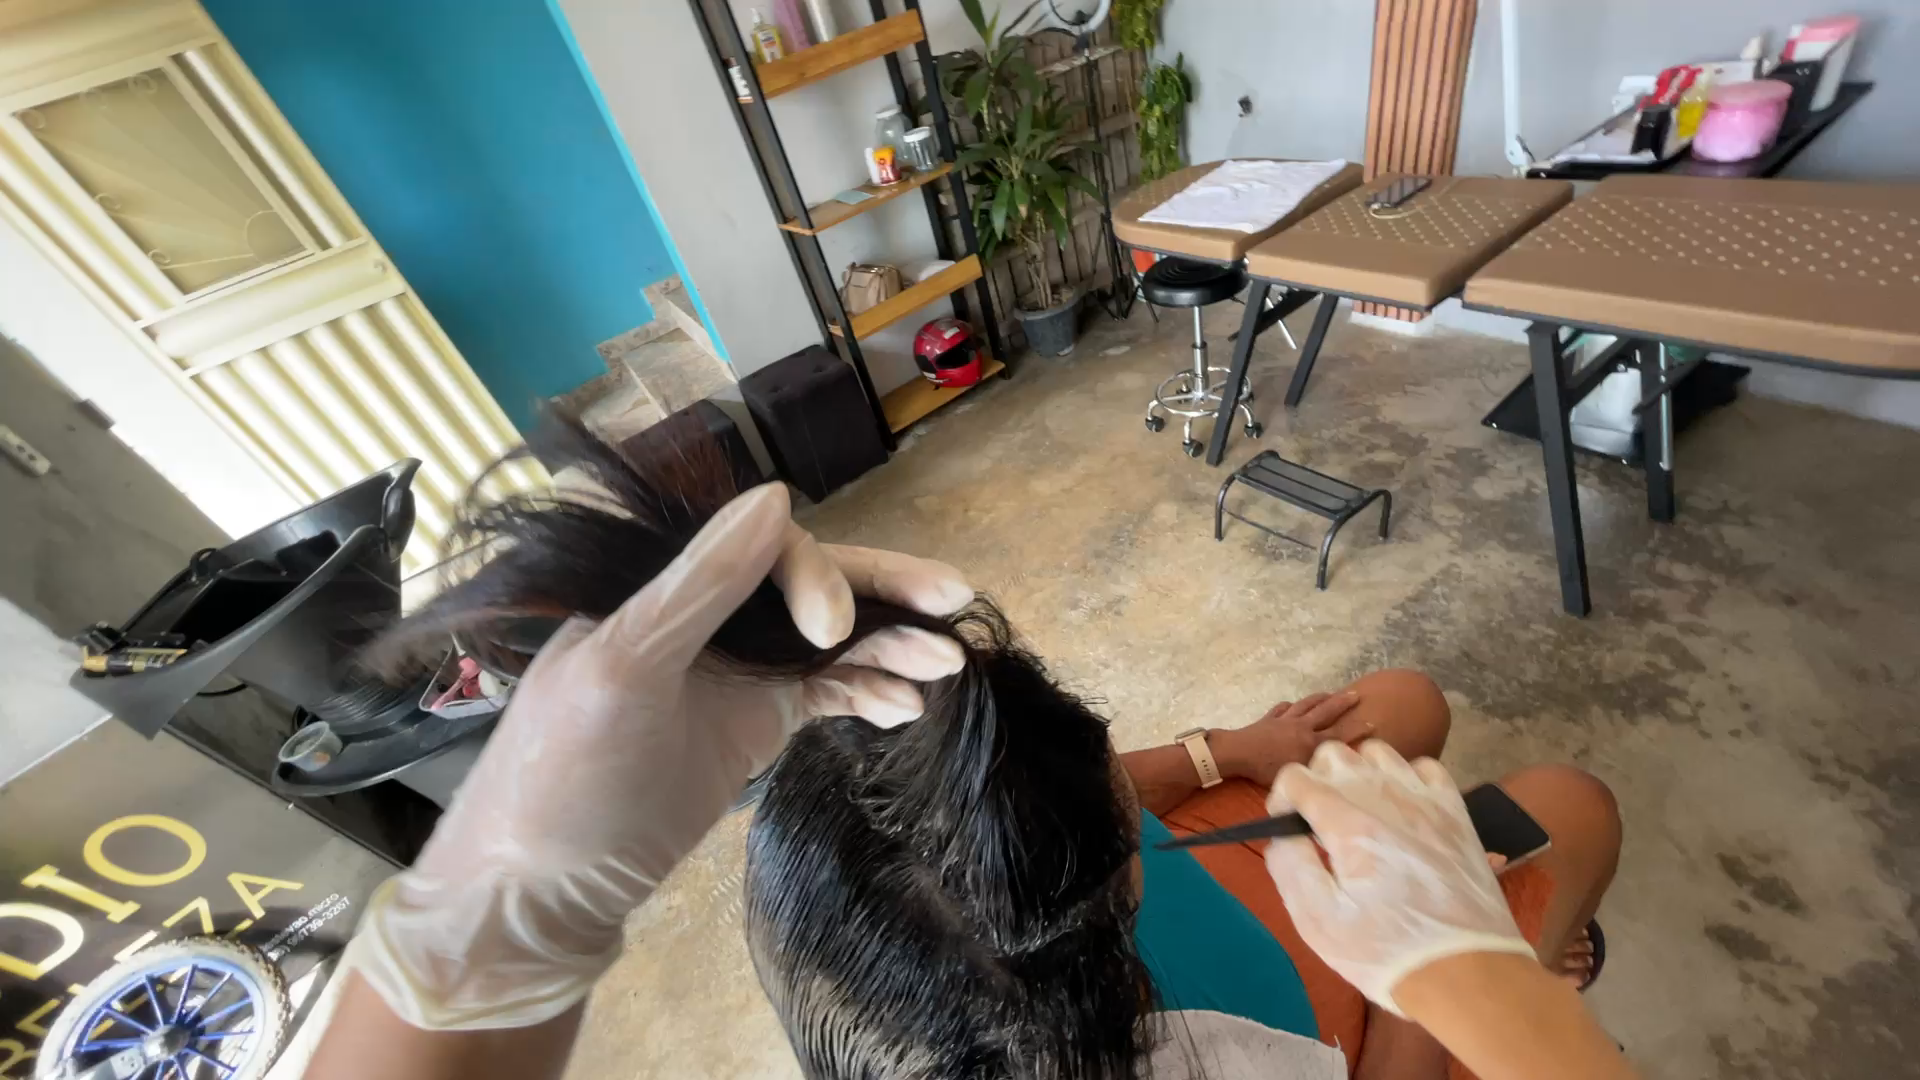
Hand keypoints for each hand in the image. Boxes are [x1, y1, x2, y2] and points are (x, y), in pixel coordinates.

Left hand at [345, 483, 971, 1030]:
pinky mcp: (762, 715)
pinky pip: (831, 689)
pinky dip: (871, 692)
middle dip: (890, 593)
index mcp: (673, 586)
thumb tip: (778, 493)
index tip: (831, 632)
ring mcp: (745, 666)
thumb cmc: (564, 777)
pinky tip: (907, 707)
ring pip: (837, 639)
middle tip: (955, 601)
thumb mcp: (622, 667)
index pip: (772, 550)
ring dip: (894, 647)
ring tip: (950, 664)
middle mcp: (718, 614)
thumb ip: (699, 582)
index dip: (818, 577)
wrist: (544, 895)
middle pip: (821, 587)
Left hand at [1212, 691, 1368, 785]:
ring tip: (1329, 693)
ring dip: (1318, 698)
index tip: (1371, 723)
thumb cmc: (1267, 769)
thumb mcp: (1298, 776)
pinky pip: (1281, 709)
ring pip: (1305, 705)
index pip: (1339, 735)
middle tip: (1355, 694)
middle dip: (1341, 703)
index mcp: (1310, 743)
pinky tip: (1290, 704)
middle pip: (1325, 712)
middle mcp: (1301, 727)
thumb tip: (1332, 774)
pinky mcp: (1268, 718)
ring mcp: (1283, 720)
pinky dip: (1288, 706)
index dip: (1356, 730)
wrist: (1238, 752)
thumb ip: (1316, 771)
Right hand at [1262, 740, 1536, 1017]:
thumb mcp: (1316, 919)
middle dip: (1316, 780)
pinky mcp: (1455, 813)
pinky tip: (1403, 809)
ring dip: (1359, 774)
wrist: (1469, 977)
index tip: (1288, 830)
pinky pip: (1424, 768)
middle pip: (1332, 754)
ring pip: (1377, 752)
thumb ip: (1288, 864)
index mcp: (1346, 822)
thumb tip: (1280, 834)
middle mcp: (1383, 797)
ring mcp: (1424, 801)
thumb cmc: (1385, 950)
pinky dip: (1406, 779)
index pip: (1294, 777)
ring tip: (1360, 810)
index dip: (1281, 800)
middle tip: (1321, 821)